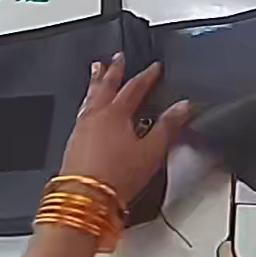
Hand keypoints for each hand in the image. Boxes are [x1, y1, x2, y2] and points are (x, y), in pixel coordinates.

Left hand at [60, 53, 190, 204]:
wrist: (84, 199)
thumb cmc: (115, 176)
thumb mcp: (151, 151)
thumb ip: (168, 126)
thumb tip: (182, 106)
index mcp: (116, 114)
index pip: (134, 88)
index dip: (146, 76)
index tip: (153, 67)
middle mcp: (96, 116)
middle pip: (106, 86)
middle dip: (113, 70)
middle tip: (117, 57)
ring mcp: (81, 128)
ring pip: (90, 97)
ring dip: (95, 82)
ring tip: (96, 72)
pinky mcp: (73, 142)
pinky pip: (81, 111)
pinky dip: (87, 102)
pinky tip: (87, 108)